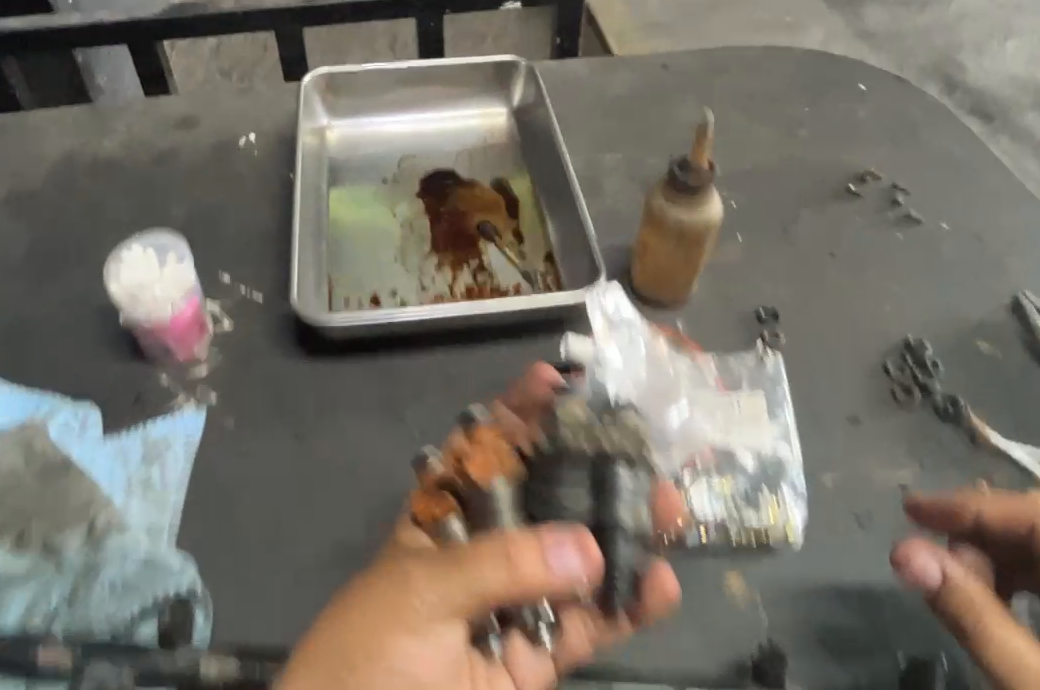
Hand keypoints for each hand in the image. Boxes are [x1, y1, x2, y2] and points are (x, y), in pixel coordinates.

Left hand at [275, 364, 683, 689]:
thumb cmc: (369, 651)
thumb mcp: (422, 592)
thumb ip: (502, 565)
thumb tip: (588, 548)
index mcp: (438, 517)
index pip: (480, 450)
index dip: (516, 413)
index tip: (559, 381)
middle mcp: (481, 550)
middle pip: (542, 500)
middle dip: (589, 471)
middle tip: (640, 446)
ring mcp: (511, 603)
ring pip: (574, 561)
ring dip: (622, 535)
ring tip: (671, 509)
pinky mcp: (534, 658)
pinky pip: (585, 627)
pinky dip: (624, 609)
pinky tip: (661, 585)